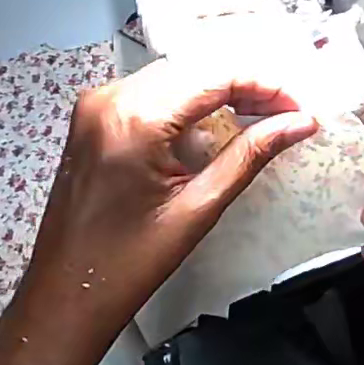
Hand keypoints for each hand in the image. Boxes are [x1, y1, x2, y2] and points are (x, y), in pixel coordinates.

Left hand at [1, 60, 318, 364]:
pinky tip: (214, 121)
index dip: (264, 86)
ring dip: (217, 90)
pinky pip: (150, 91)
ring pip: (173, 76)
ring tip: (259, 116)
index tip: (299, 108)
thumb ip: (250, 155)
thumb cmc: (130, 263)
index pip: (213, 76)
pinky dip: (186, 100)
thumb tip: (300, 123)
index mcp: (134, 118)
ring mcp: (95, 103)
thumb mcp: (198, 208)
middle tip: (285, 114)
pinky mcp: (92, 116)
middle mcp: (109, 96)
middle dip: (244, 85)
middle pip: (193, 69)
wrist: (63, 296)